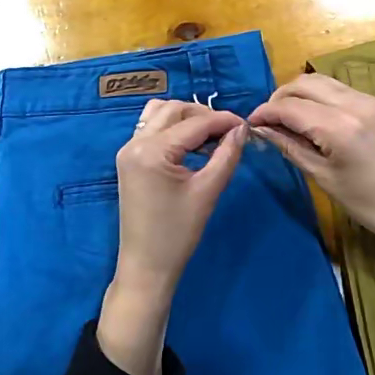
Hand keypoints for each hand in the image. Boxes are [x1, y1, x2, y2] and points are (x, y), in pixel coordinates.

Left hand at [98, 100, 247, 374]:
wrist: (147, 265)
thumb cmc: (179, 233)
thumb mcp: (208, 191)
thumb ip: (226, 155)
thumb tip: (241, 129)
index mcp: (152, 150)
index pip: (194, 123)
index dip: (223, 120)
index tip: (246, 125)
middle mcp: (135, 142)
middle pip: (174, 109)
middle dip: (204, 115)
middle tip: (229, 131)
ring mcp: (128, 149)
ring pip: (159, 113)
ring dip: (186, 117)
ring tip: (210, 135)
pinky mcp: (128, 158)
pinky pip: (150, 128)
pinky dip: (171, 127)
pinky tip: (191, 144)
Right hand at [248, 74, 374, 265]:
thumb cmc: (370, 204)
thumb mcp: (324, 177)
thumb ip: (290, 147)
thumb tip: (261, 129)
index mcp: (339, 126)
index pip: (289, 106)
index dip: (265, 113)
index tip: (249, 125)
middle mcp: (353, 103)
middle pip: (303, 83)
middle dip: (279, 98)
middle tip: (267, 121)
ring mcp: (368, 100)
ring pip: (321, 81)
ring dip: (298, 94)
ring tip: (285, 119)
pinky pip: (337, 89)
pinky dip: (317, 97)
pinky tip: (310, 118)